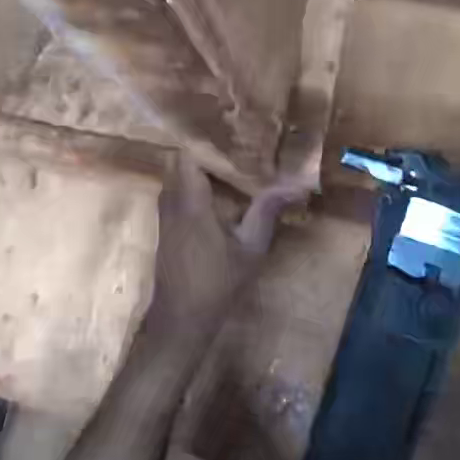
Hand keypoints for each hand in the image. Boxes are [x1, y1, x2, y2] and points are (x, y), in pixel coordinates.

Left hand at [148, 153, 308, 326]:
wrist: (181, 319)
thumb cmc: (217, 283)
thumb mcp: (250, 248)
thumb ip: (267, 212)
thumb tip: (296, 185)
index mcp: (190, 203)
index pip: (186, 156)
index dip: (205, 145)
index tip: (231, 140)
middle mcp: (170, 204)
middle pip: (178, 164)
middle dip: (203, 156)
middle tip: (233, 154)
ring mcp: (164, 218)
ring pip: (173, 180)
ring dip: (196, 174)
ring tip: (227, 171)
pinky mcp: (164, 231)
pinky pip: (173, 197)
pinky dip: (190, 190)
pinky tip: (215, 200)